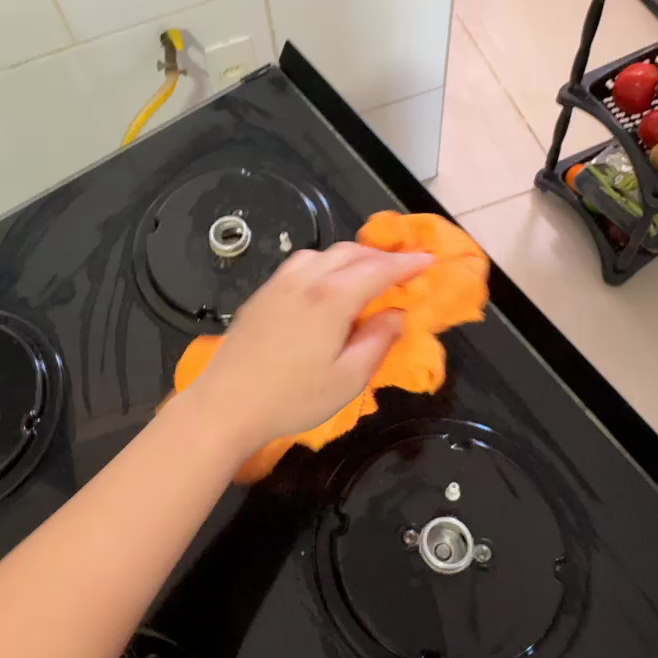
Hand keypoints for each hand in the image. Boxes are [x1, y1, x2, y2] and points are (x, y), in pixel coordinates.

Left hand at [178, 243, 431, 454]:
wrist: (227, 404)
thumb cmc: (293, 397)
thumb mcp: (349, 378)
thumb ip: (377, 340)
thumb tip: (396, 313)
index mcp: (331, 297)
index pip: (378, 269)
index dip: (407, 264)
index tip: (429, 262)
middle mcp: (305, 280)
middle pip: (350, 253)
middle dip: (380, 256)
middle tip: (403, 269)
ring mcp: (278, 284)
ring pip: (322, 254)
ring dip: (351, 257)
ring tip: (367, 274)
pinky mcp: (261, 295)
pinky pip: (300, 264)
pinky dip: (324, 264)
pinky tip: (326, 285)